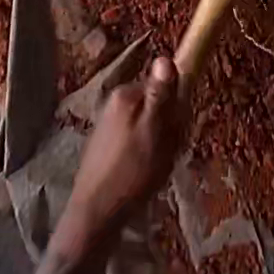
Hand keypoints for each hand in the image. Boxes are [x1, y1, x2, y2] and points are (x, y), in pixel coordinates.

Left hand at [61, 57, 186, 246]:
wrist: (95, 217)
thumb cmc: (131, 172)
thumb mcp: (154, 131)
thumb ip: (160, 95)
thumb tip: (165, 56)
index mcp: (126, 94)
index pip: (167, 84)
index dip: (178, 106)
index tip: (178, 130)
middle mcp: (115, 103)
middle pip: (158, 103)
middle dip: (170, 126)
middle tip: (168, 151)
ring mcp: (109, 124)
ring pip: (150, 124)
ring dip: (161, 142)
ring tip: (156, 166)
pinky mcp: (106, 145)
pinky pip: (138, 139)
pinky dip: (147, 154)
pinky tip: (144, 174)